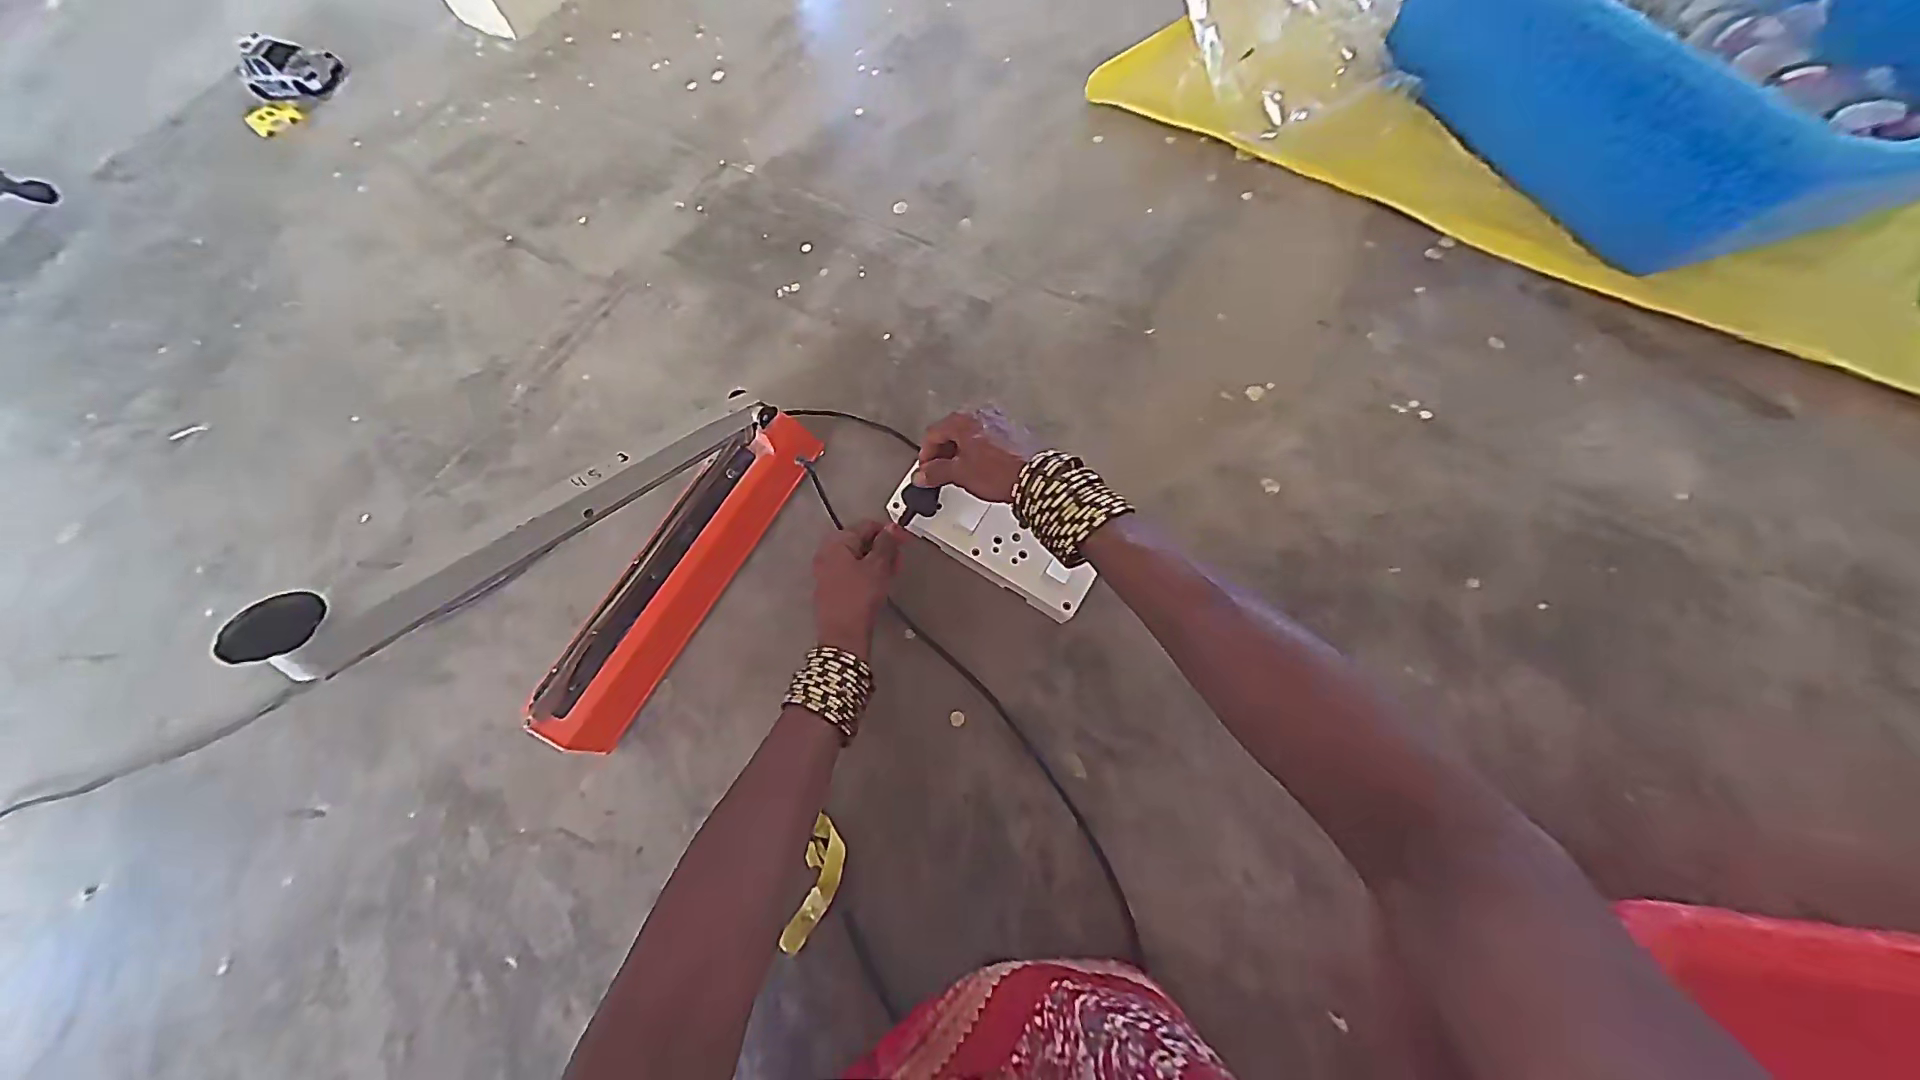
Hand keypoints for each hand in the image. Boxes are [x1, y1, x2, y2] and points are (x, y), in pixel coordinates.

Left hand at [813, 521, 901, 655]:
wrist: (844, 634)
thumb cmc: (859, 597)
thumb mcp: (878, 566)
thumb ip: (886, 543)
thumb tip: (891, 528)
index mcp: (835, 543)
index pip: (867, 526)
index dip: (889, 532)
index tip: (903, 542)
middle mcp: (826, 554)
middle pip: (860, 541)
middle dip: (882, 549)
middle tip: (896, 562)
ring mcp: (826, 572)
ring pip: (857, 558)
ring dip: (876, 562)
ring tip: (890, 575)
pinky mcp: (831, 588)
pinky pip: (851, 572)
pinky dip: (866, 574)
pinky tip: (877, 586)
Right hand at [915, 406, 1038, 503]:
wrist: (1033, 477)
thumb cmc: (1000, 471)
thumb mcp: (959, 474)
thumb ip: (935, 472)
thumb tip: (923, 475)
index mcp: (963, 420)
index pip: (933, 433)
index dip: (925, 454)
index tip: (925, 470)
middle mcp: (981, 415)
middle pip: (951, 431)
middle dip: (943, 453)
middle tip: (939, 472)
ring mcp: (999, 421)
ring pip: (970, 435)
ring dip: (961, 452)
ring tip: (960, 471)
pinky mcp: (1013, 432)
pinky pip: (987, 439)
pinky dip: (979, 451)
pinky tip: (981, 467)